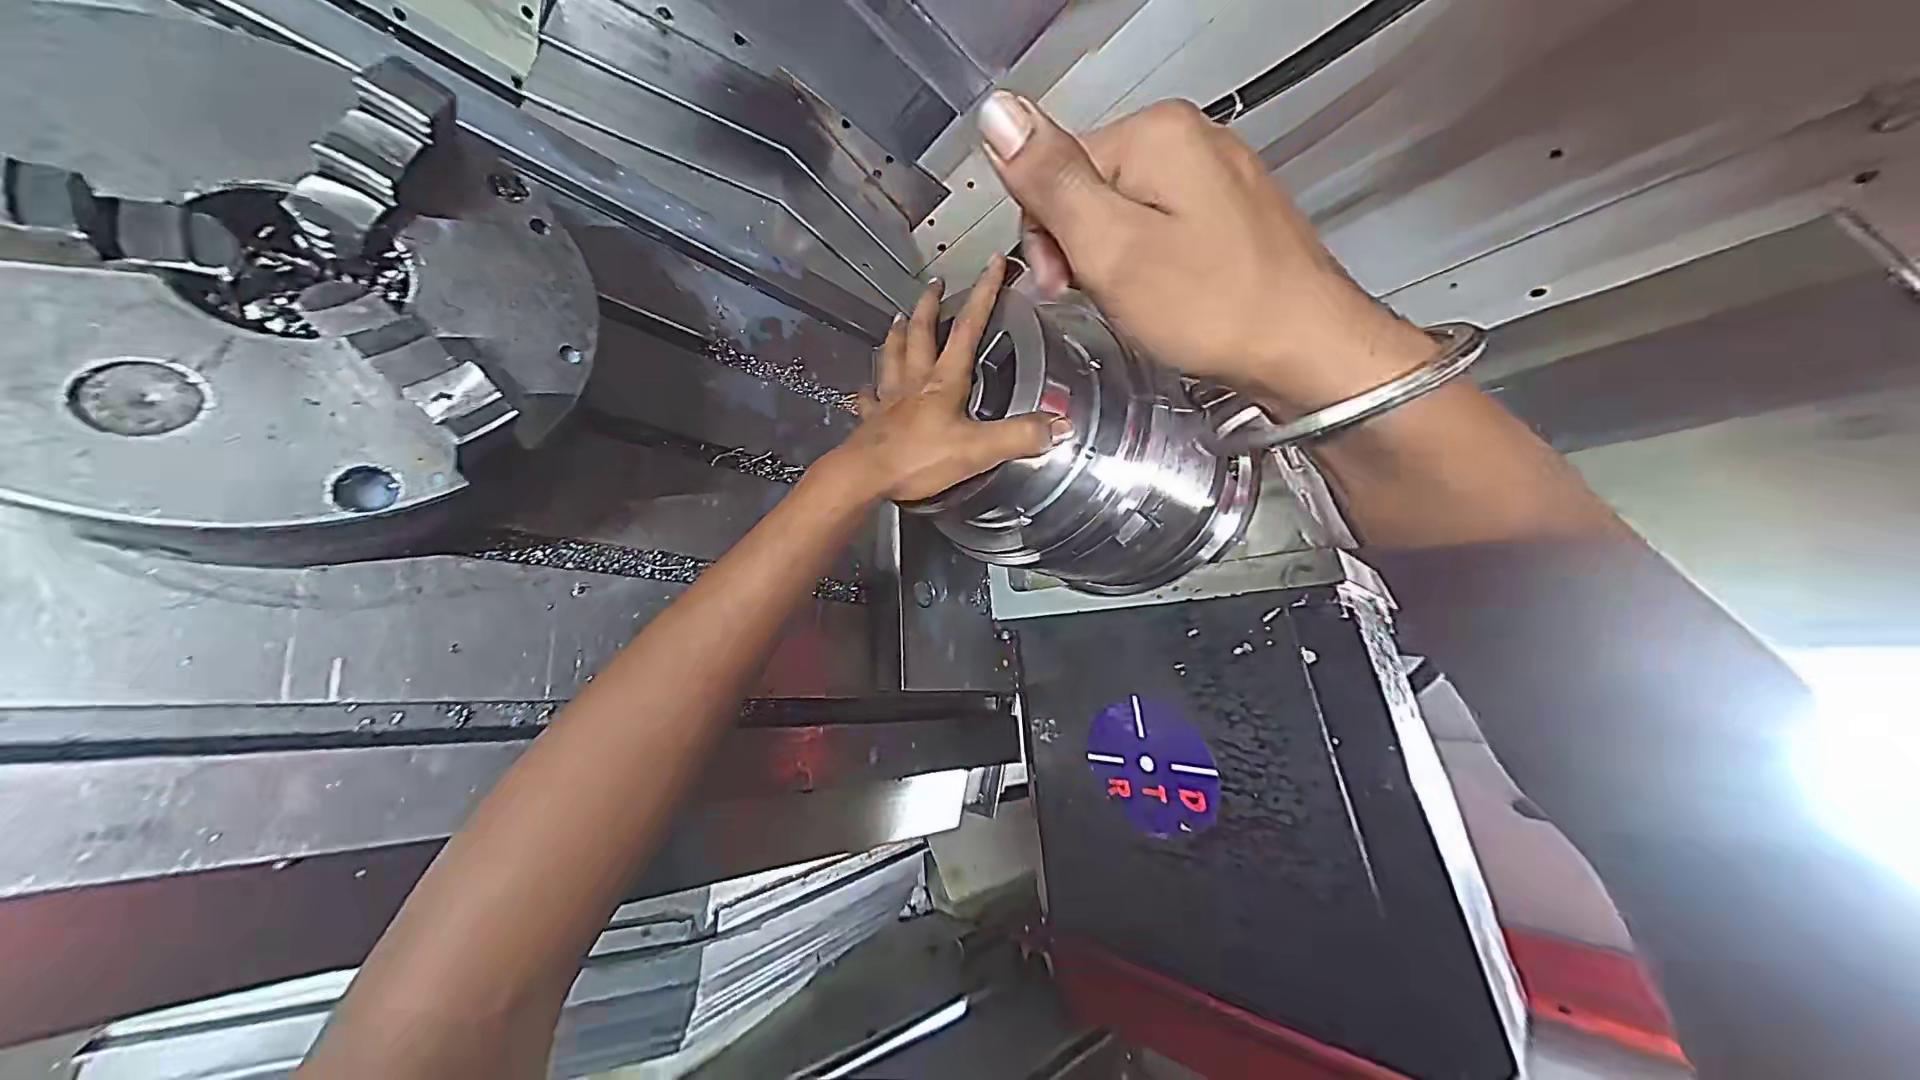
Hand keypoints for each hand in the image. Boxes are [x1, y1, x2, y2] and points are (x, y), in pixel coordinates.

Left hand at [817, 255, 1070, 502]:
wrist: (866, 476)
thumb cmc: (917, 459)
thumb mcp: (978, 450)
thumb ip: (1019, 436)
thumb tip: (1058, 425)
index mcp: (943, 382)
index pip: (968, 329)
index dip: (983, 294)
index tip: (992, 267)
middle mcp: (914, 383)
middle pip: (922, 333)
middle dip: (931, 306)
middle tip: (935, 285)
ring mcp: (890, 400)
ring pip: (892, 357)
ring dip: (897, 335)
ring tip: (899, 318)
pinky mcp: (872, 422)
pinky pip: (868, 400)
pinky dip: (867, 390)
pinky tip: (864, 388)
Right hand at [975, 93, 1435, 412]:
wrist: (1303, 349)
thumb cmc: (1215, 308)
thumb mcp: (1110, 248)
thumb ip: (1051, 182)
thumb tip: (997, 115)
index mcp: (1154, 136)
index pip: (1051, 170)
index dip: (1045, 237)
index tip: (1066, 284)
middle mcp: (1188, 141)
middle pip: (1087, 190)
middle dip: (1079, 250)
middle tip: (1101, 297)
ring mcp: (1210, 178)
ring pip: (1120, 216)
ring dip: (1110, 264)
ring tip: (1136, 302)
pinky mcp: (1222, 215)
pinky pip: (1155, 233)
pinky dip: (1144, 268)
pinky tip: (1161, 297)